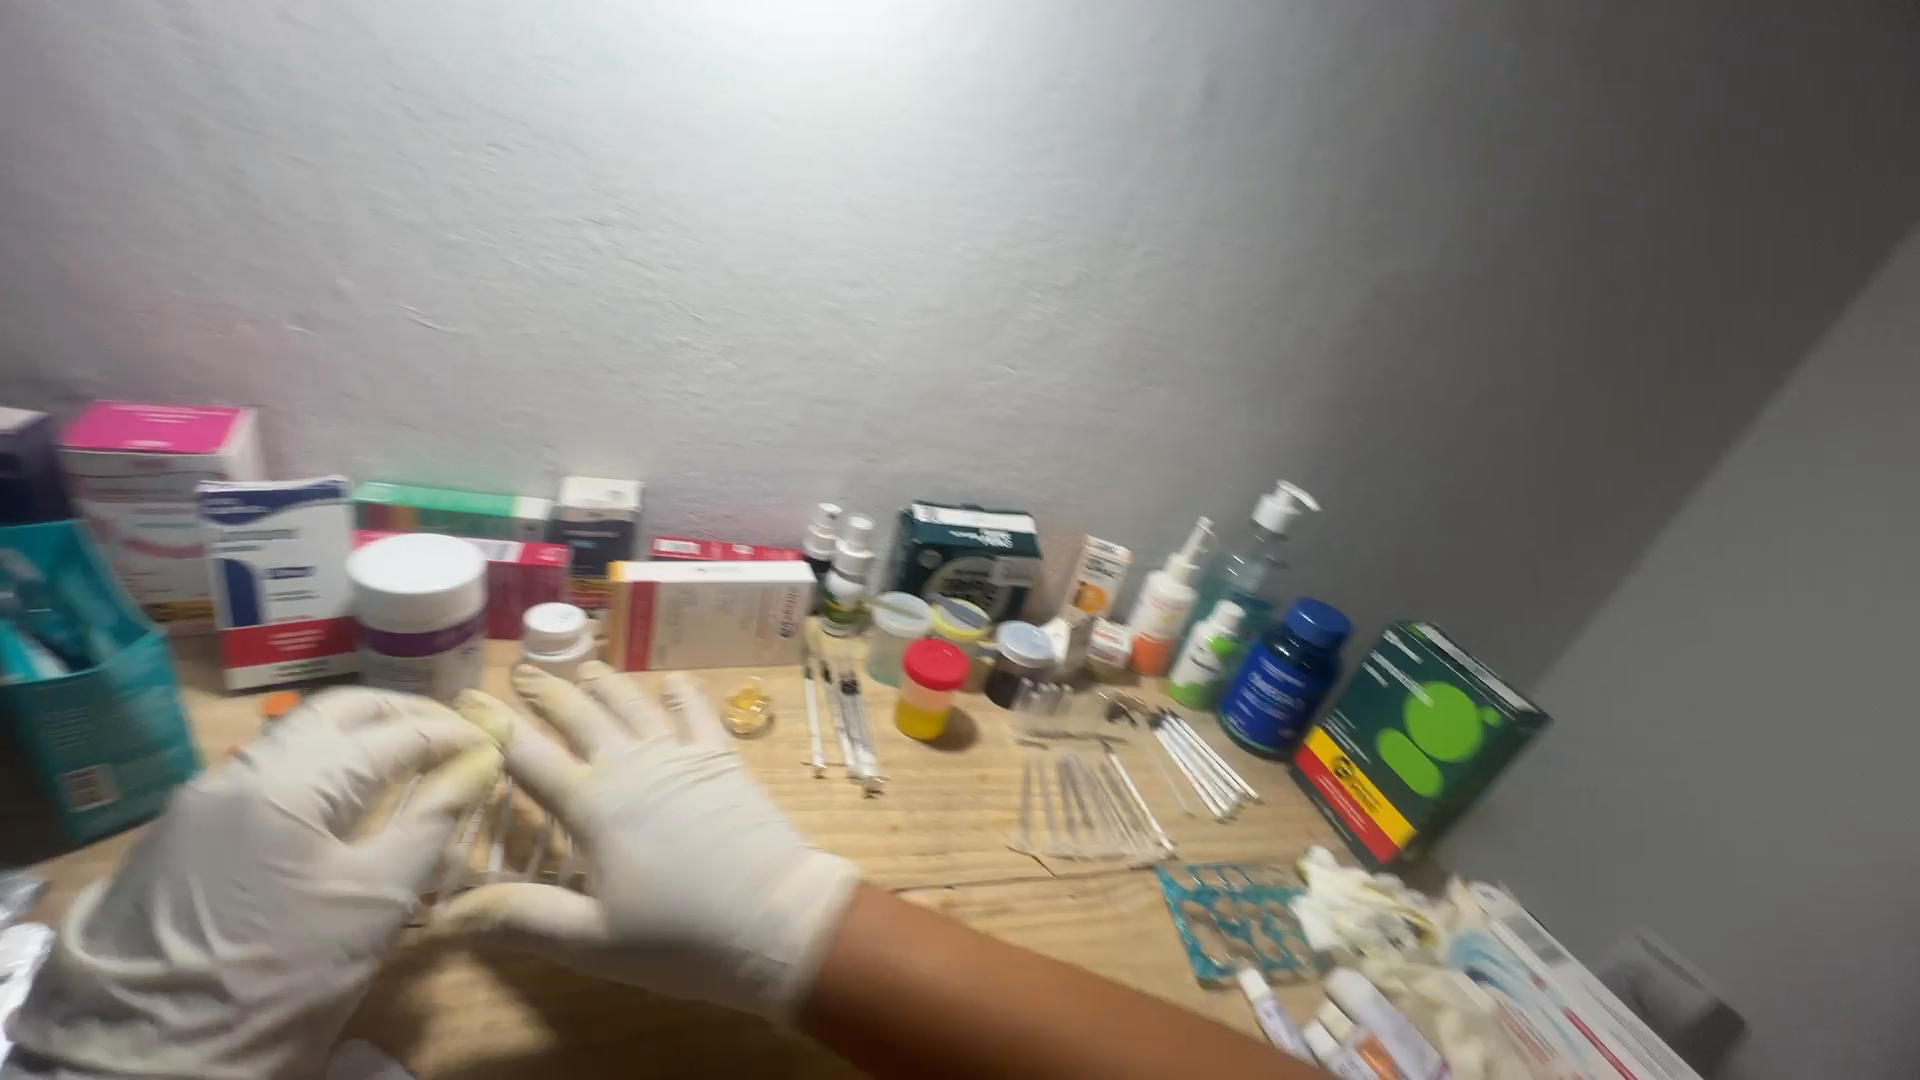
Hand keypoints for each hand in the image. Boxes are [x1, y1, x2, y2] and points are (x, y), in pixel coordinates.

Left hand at [6, 689, 501, 1079]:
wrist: (140, 1070)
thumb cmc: (282, 978)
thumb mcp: (379, 898)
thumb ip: (436, 815)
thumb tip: (481, 760)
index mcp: (288, 787)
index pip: (396, 734)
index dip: (454, 735)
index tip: (493, 746)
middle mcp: (237, 774)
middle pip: (338, 710)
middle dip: (405, 715)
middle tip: (452, 737)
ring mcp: (199, 799)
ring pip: (297, 734)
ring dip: (362, 736)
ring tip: (409, 762)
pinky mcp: (181, 830)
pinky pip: (266, 769)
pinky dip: (322, 764)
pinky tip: (347, 798)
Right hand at [435, 662, 859, 1019]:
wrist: (773, 913)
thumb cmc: (679, 935)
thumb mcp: (591, 940)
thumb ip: (522, 916)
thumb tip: (449, 913)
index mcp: (595, 807)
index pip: (530, 758)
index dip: (495, 729)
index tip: (467, 701)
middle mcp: (635, 767)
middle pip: (582, 718)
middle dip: (549, 693)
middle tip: (523, 671)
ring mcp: (683, 757)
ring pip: (636, 707)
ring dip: (609, 685)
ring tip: (586, 666)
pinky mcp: (723, 759)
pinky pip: (699, 714)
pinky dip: (683, 694)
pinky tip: (673, 679)